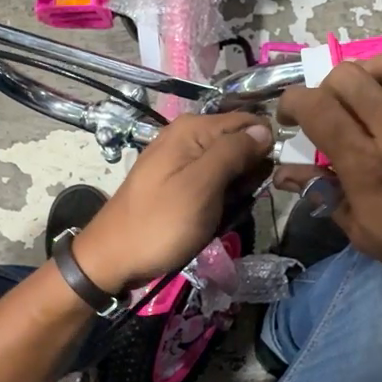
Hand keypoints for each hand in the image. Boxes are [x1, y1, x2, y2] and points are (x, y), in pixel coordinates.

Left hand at [70, 112, 272, 292]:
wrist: (114, 259)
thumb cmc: (160, 223)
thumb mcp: (201, 186)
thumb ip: (233, 153)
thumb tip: (265, 130)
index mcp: (193, 128)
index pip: (249, 122)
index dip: (265, 147)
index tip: (268, 177)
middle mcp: (188, 135)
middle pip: (240, 142)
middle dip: (250, 171)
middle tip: (240, 199)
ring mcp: (183, 158)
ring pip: (231, 164)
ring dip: (238, 188)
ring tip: (227, 210)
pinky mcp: (181, 180)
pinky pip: (215, 180)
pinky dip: (222, 196)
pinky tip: (216, 214)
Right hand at [276, 50, 381, 303]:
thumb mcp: (362, 231)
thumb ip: (322, 192)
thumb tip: (284, 171)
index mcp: (369, 166)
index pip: (317, 106)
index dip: (293, 101)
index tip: (293, 115)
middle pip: (348, 75)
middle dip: (327, 87)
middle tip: (333, 108)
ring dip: (371, 75)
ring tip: (372, 96)